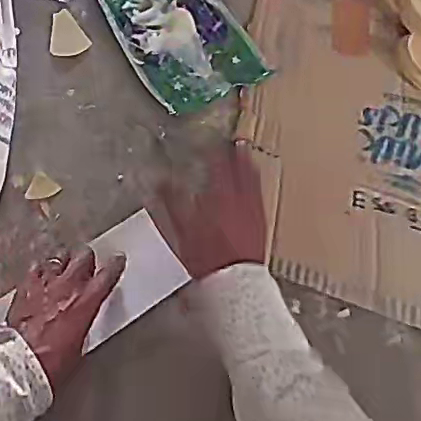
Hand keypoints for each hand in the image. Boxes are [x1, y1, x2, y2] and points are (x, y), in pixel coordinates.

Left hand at [8, 247, 123, 387]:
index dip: (114, 265)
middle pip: (83, 256)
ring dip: (64, 261)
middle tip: (88, 263)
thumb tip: (82, 320)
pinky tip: (41, 273)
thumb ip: (84, 322)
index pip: (107, 274)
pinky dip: (41, 269)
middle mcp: (66, 287)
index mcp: (85, 302)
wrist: (18, 365)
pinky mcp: (25, 287)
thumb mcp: (79, 346)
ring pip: (59, 257)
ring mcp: (44, 284)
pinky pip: (36, 267)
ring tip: (64, 265)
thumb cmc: (49, 363)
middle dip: (87, 259)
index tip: (117, 261)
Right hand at [151, 143, 266, 280]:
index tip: (209, 139)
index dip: (213, 150)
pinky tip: (255, 176)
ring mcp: (252, 208)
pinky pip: (259, 192)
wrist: (235, 282)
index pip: (216, 165)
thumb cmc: (207, 257)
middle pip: (237, 168)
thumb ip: (171, 202)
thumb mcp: (183, 230)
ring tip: (244, 149)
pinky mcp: (261, 219)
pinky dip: (256, 179)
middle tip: (231, 138)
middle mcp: (238, 198)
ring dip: (246, 162)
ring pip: (251, 177)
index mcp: (218, 196)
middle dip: (233, 152)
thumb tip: (159, 181)